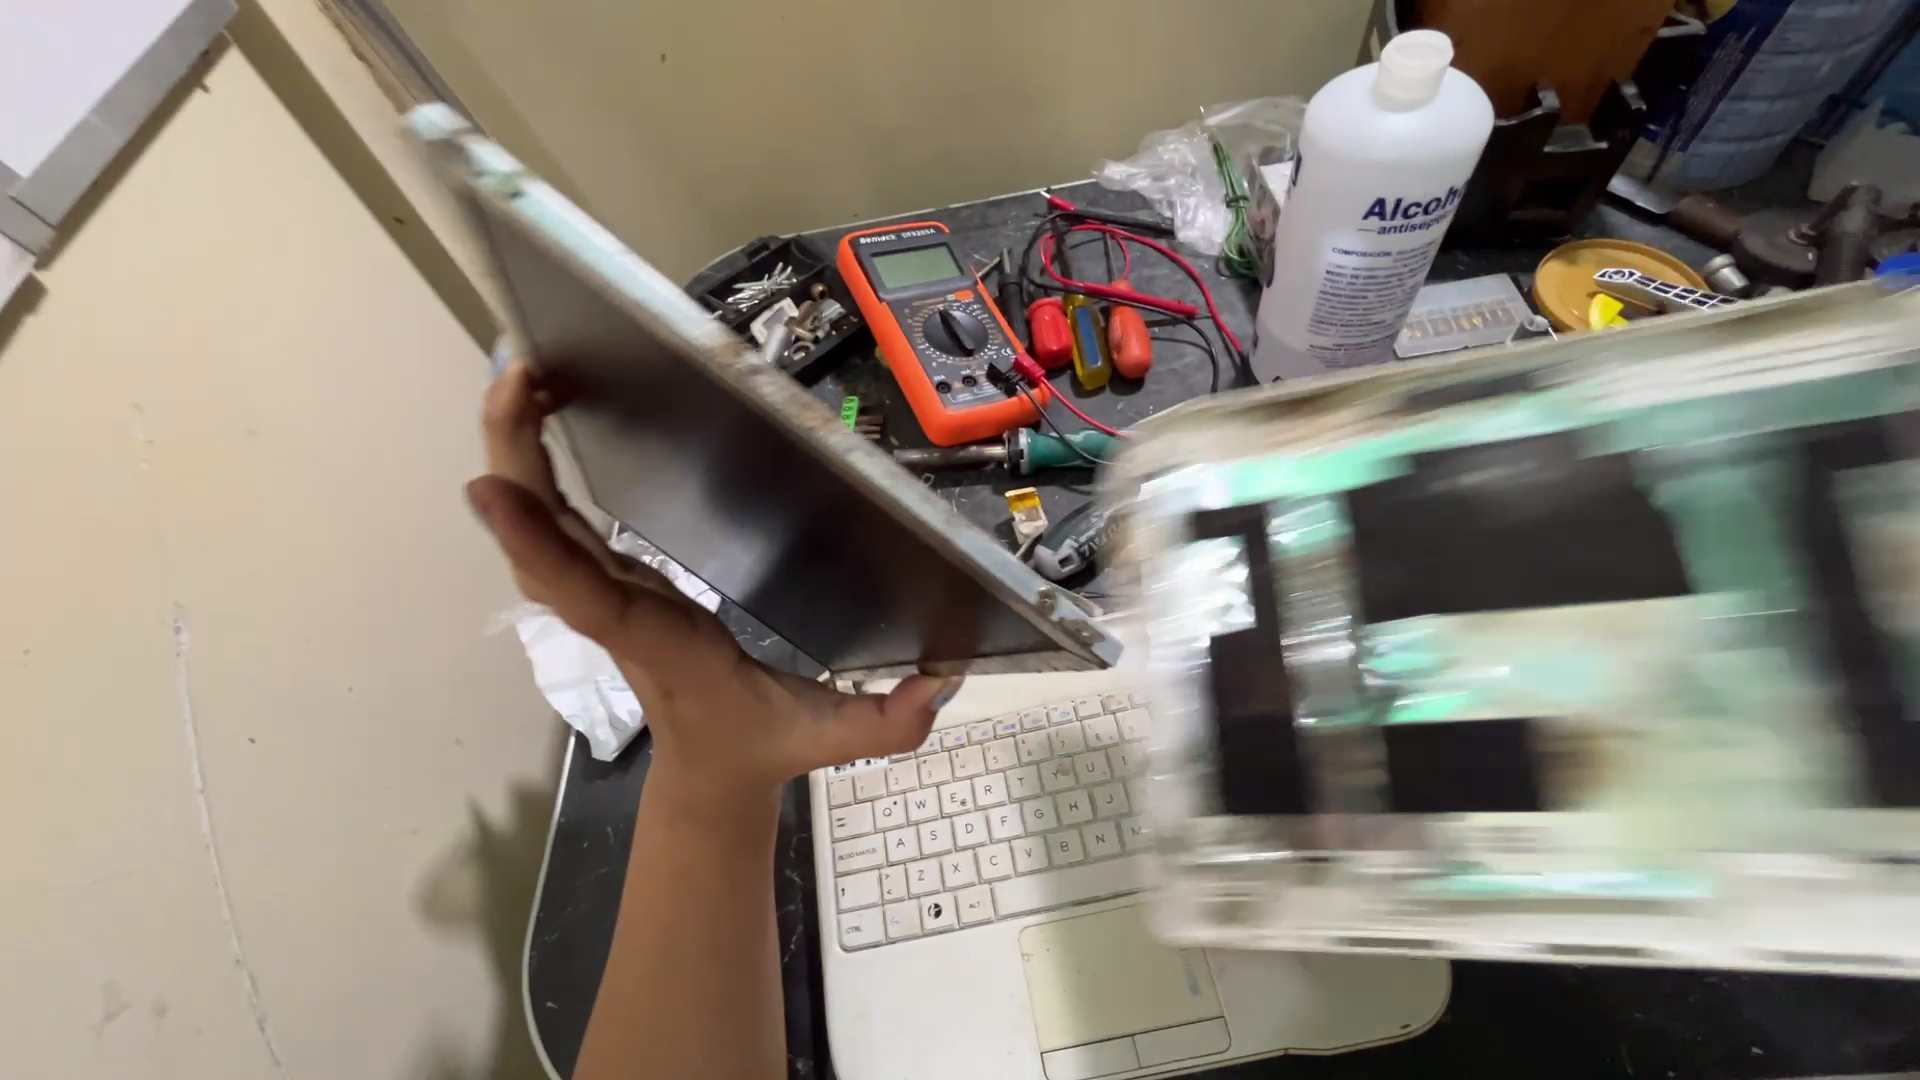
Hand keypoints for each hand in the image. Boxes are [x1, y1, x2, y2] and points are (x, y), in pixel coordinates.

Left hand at [468, 363, 957, 804]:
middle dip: (516, 458)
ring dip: (518, 451)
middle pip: (543, 542)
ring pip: (542, 526)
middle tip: (512, 372)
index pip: (591, 600)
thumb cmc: (763, 746)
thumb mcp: (831, 738)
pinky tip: (543, 416)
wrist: (712, 771)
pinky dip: (540, 472)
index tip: (490, 488)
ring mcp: (612, 595)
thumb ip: (886, 725)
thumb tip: (939, 690)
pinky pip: (561, 527)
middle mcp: (621, 613)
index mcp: (665, 643)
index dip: (540, 547)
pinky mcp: (618, 582)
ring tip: (518, 371)